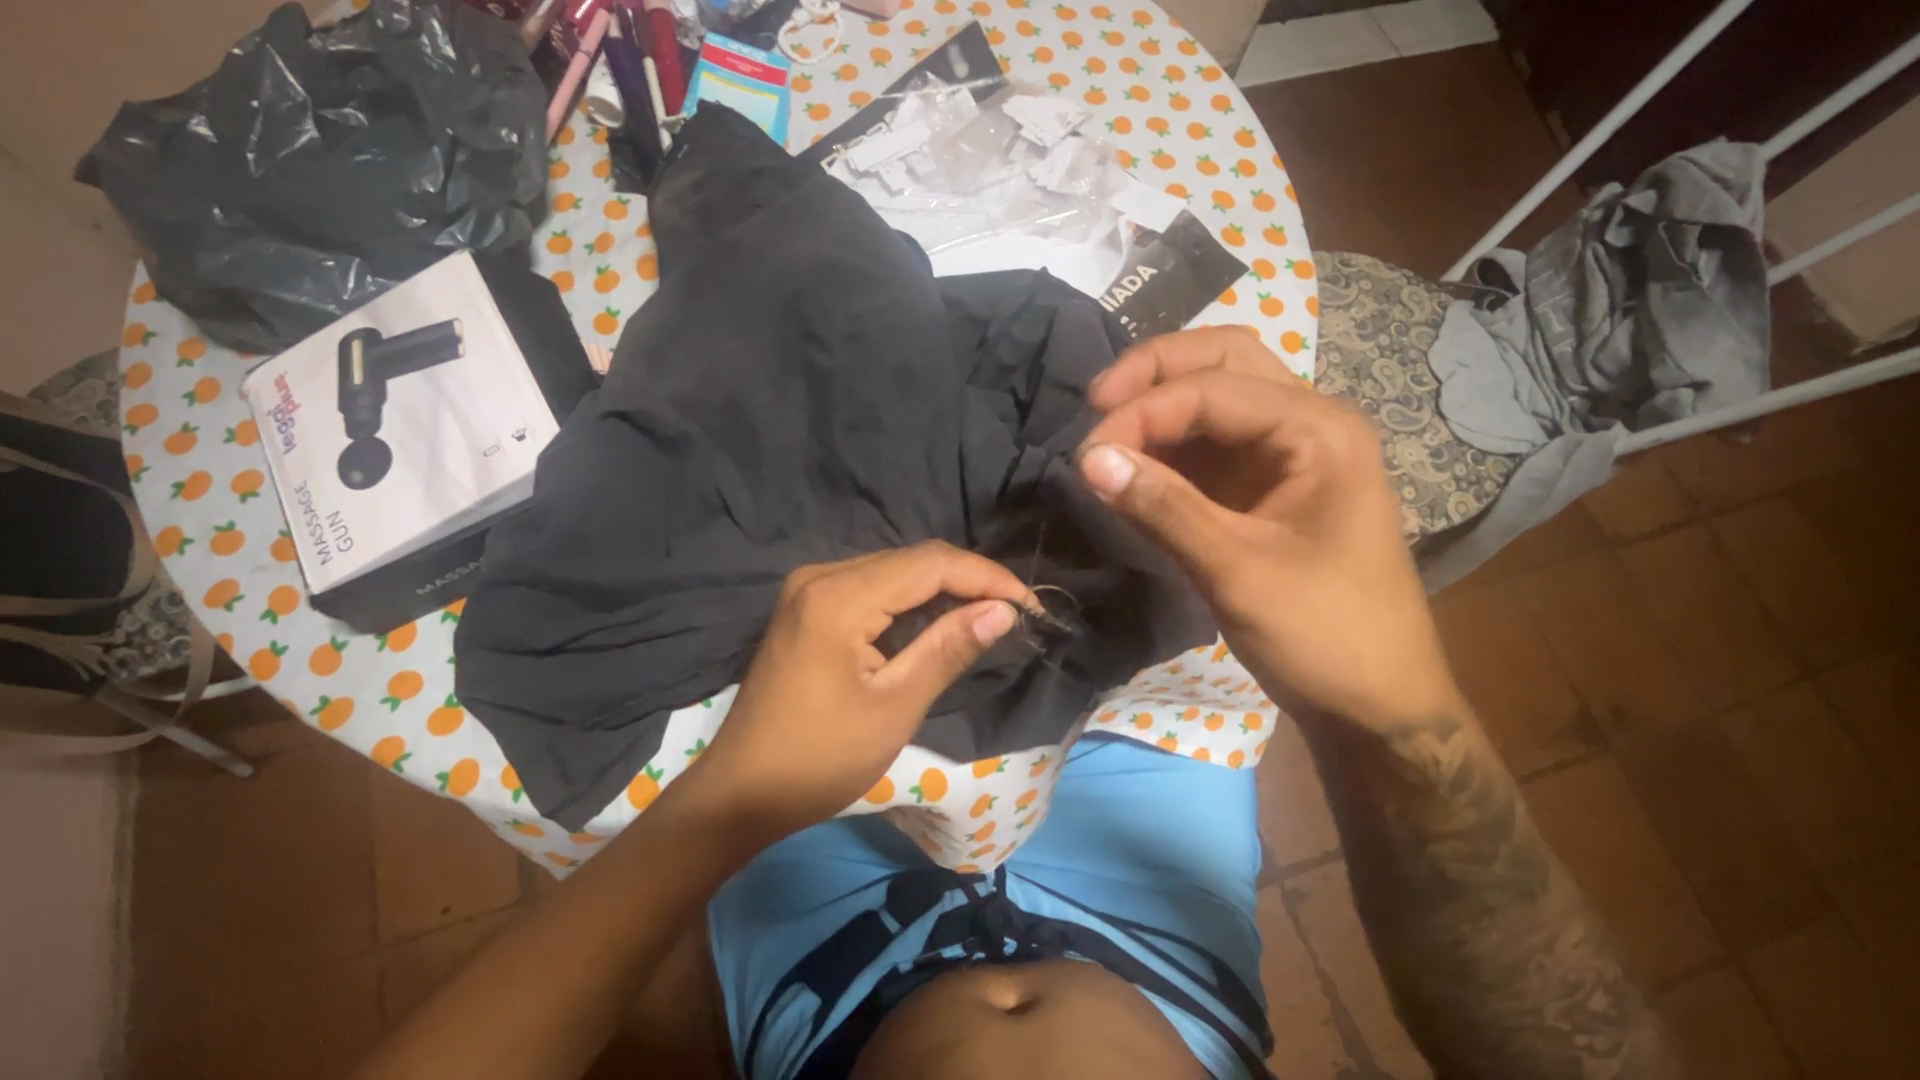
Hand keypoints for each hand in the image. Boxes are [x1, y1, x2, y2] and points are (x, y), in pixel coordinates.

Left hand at [694, 541, 1032, 837]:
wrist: (741, 792)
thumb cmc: (821, 758)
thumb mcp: (895, 706)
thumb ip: (948, 648)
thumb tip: (1003, 609)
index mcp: (838, 596)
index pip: (930, 564)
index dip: (986, 577)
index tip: (1031, 605)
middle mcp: (820, 576)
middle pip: (911, 560)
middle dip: (967, 581)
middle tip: (1015, 613)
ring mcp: (808, 590)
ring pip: (892, 572)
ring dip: (941, 590)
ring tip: (988, 617)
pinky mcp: (805, 609)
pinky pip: (870, 589)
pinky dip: (910, 602)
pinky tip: (938, 623)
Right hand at [1075, 327, 1461, 728]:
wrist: (1375, 704)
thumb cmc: (1323, 635)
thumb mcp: (1237, 571)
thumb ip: (1163, 508)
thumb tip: (1087, 458)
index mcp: (1318, 430)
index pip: (1213, 387)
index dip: (1142, 411)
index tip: (1085, 456)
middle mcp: (1308, 424)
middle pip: (1223, 360)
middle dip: (1154, 374)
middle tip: (1093, 406)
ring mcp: (1290, 454)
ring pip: (1217, 395)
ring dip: (1159, 406)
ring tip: (1105, 440)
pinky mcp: (1269, 487)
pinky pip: (1212, 445)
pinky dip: (1169, 446)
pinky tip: (1133, 468)